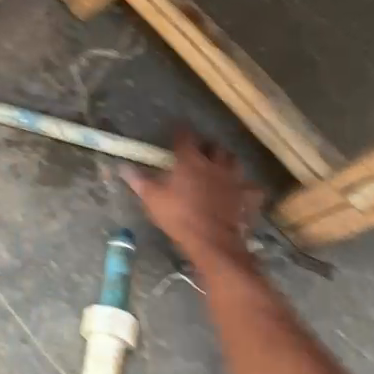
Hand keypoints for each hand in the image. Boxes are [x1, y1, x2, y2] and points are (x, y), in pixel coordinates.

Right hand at [120, 129, 261, 265]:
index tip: (176, 133)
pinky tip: (240, 191)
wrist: (211, 241)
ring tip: (219, 167)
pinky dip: (246, 187)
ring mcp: (233, 180)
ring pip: (234, 161)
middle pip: (214, 146)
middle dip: (207, 146)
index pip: (186, 137)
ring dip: (226, 161)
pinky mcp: (245, 197)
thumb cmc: (177, 216)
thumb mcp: (152, 199)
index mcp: (190, 161)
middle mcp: (214, 165)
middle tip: (198, 152)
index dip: (181, 133)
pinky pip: (250, 187)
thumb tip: (123, 167)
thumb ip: (139, 181)